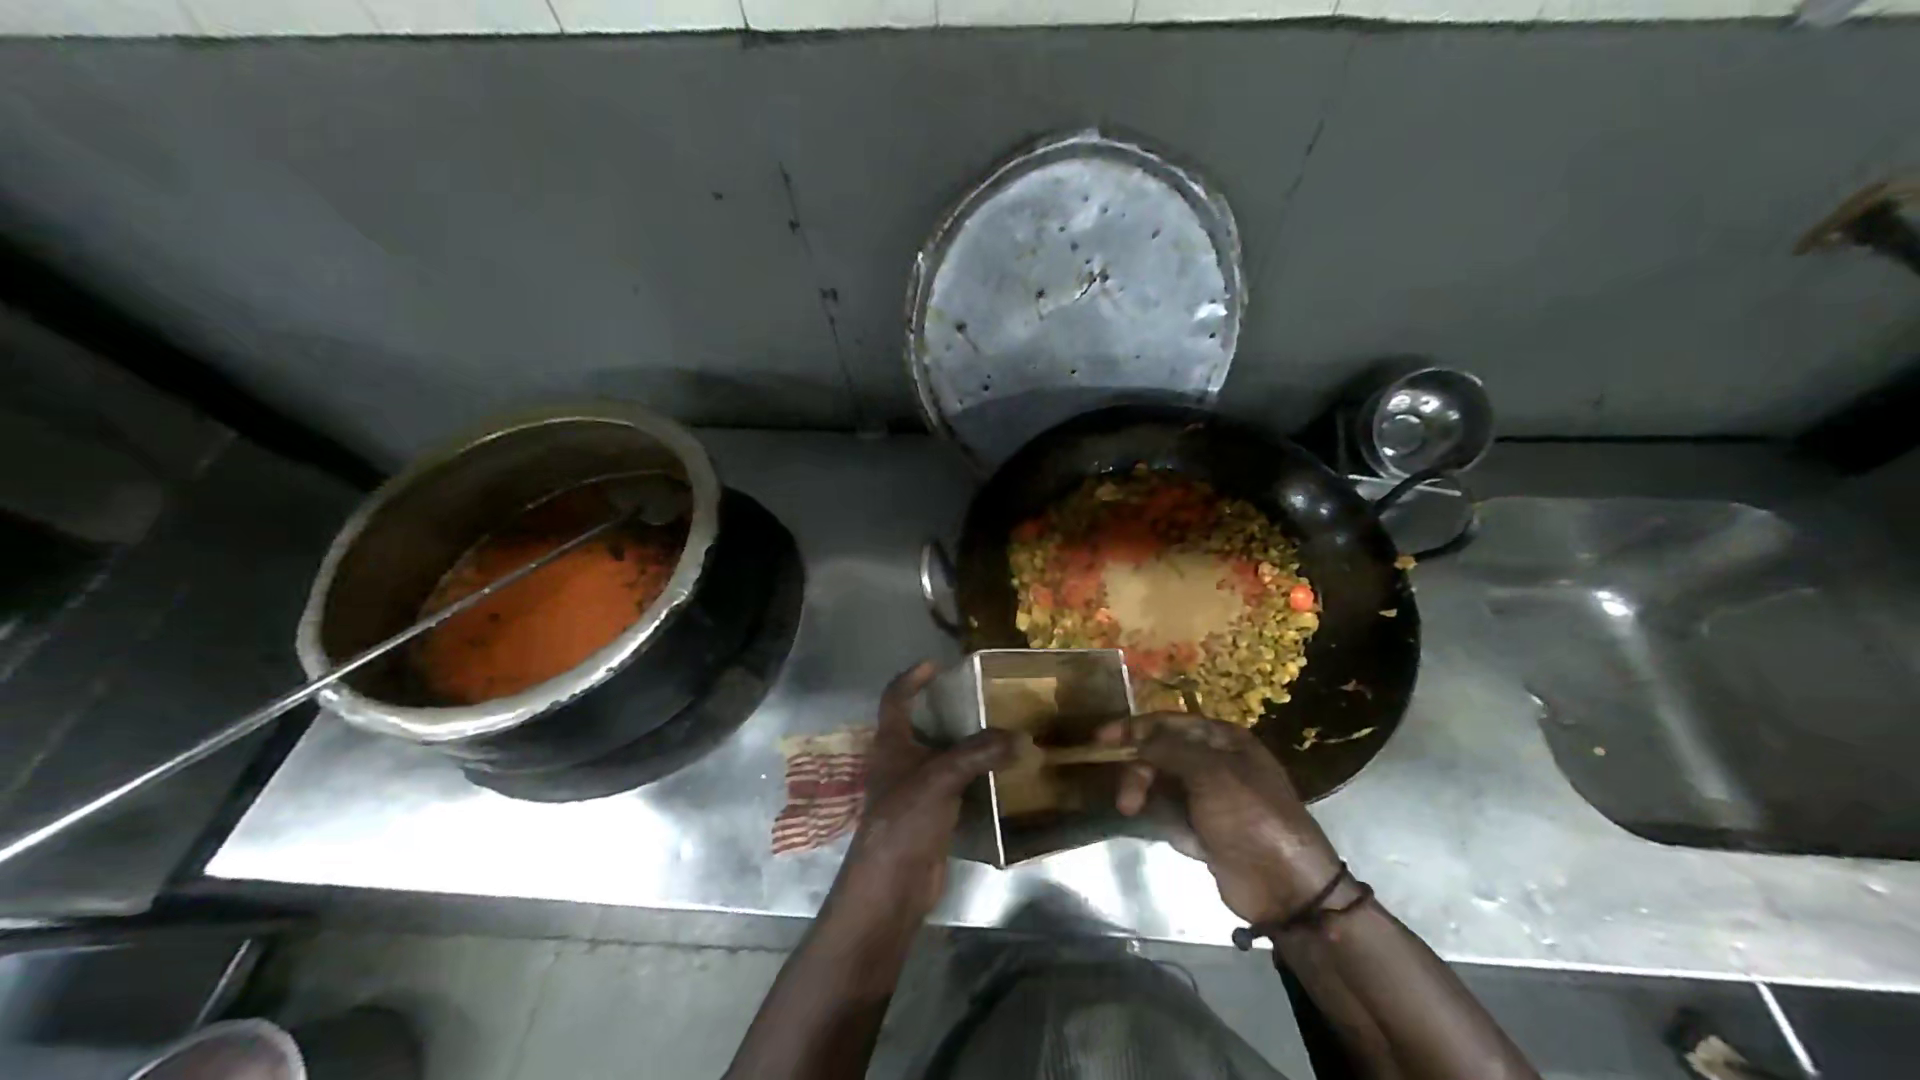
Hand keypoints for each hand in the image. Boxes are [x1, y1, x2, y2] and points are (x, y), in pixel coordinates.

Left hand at [835, 662, 1016, 918]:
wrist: (893, 884)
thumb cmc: (905, 819)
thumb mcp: (940, 777)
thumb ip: (979, 753)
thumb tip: (1020, 738)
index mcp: (891, 743)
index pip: (895, 698)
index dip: (912, 678)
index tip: (937, 663)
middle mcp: (901, 761)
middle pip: (923, 725)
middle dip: (950, 710)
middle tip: (984, 698)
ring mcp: (916, 789)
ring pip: (943, 756)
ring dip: (967, 745)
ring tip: (1001, 731)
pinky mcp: (933, 814)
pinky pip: (957, 785)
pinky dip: (976, 776)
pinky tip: (1002, 774)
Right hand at [1102, 712, 1343, 923]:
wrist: (1283, 885)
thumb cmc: (1250, 816)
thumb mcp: (1209, 772)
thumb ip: (1167, 749)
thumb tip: (1136, 738)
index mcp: (1224, 740)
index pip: (1169, 722)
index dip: (1134, 728)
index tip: (1100, 739)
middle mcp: (1215, 762)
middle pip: (1160, 754)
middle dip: (1139, 773)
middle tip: (1126, 799)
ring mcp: (1209, 797)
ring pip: (1161, 785)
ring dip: (1149, 799)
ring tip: (1140, 818)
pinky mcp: (1204, 828)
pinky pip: (1171, 815)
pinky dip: (1169, 824)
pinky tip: (1187, 841)